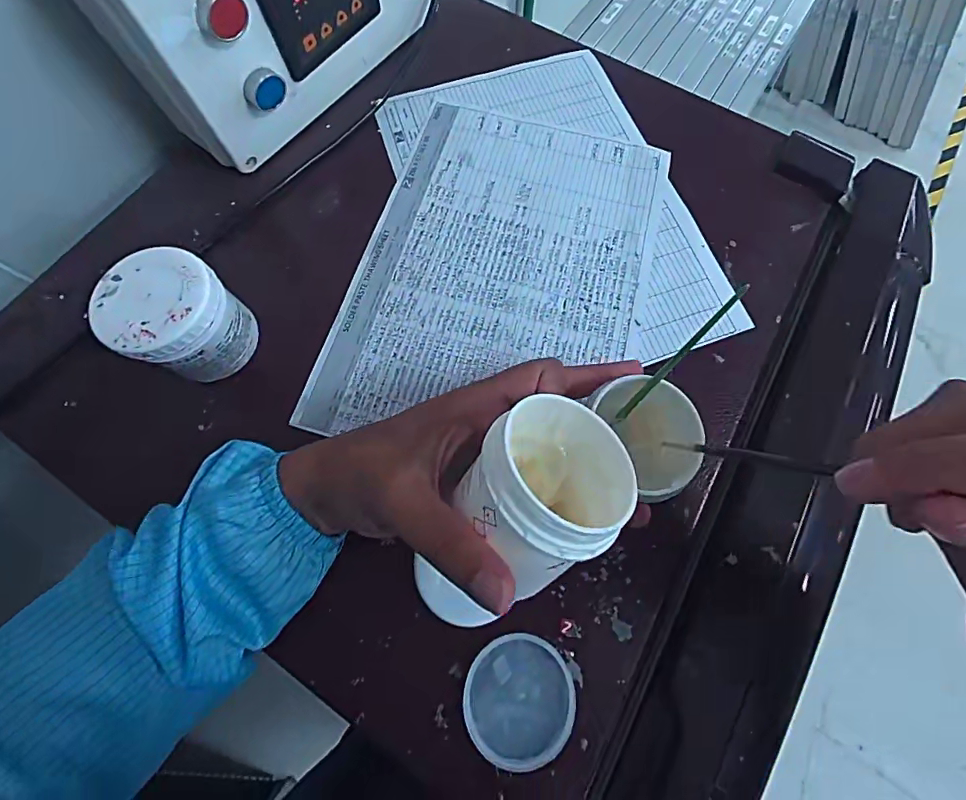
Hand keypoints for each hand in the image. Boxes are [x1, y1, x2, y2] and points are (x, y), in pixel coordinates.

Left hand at [277, 358, 644, 615]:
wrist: (324, 493)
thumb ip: (450, 542)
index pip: (539, 380)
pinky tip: (568, 525)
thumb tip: (505, 591)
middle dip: (598, 428)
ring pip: (540, 450)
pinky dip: (549, 495)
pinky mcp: (470, 483)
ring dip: (579, 466)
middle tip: (641, 458)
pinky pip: (522, 481)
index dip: (587, 375)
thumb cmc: (360, 475)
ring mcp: (477, 455)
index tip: (633, 380)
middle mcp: (483, 425)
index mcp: (473, 408)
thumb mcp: (404, 503)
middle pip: (552, 414)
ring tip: (622, 499)